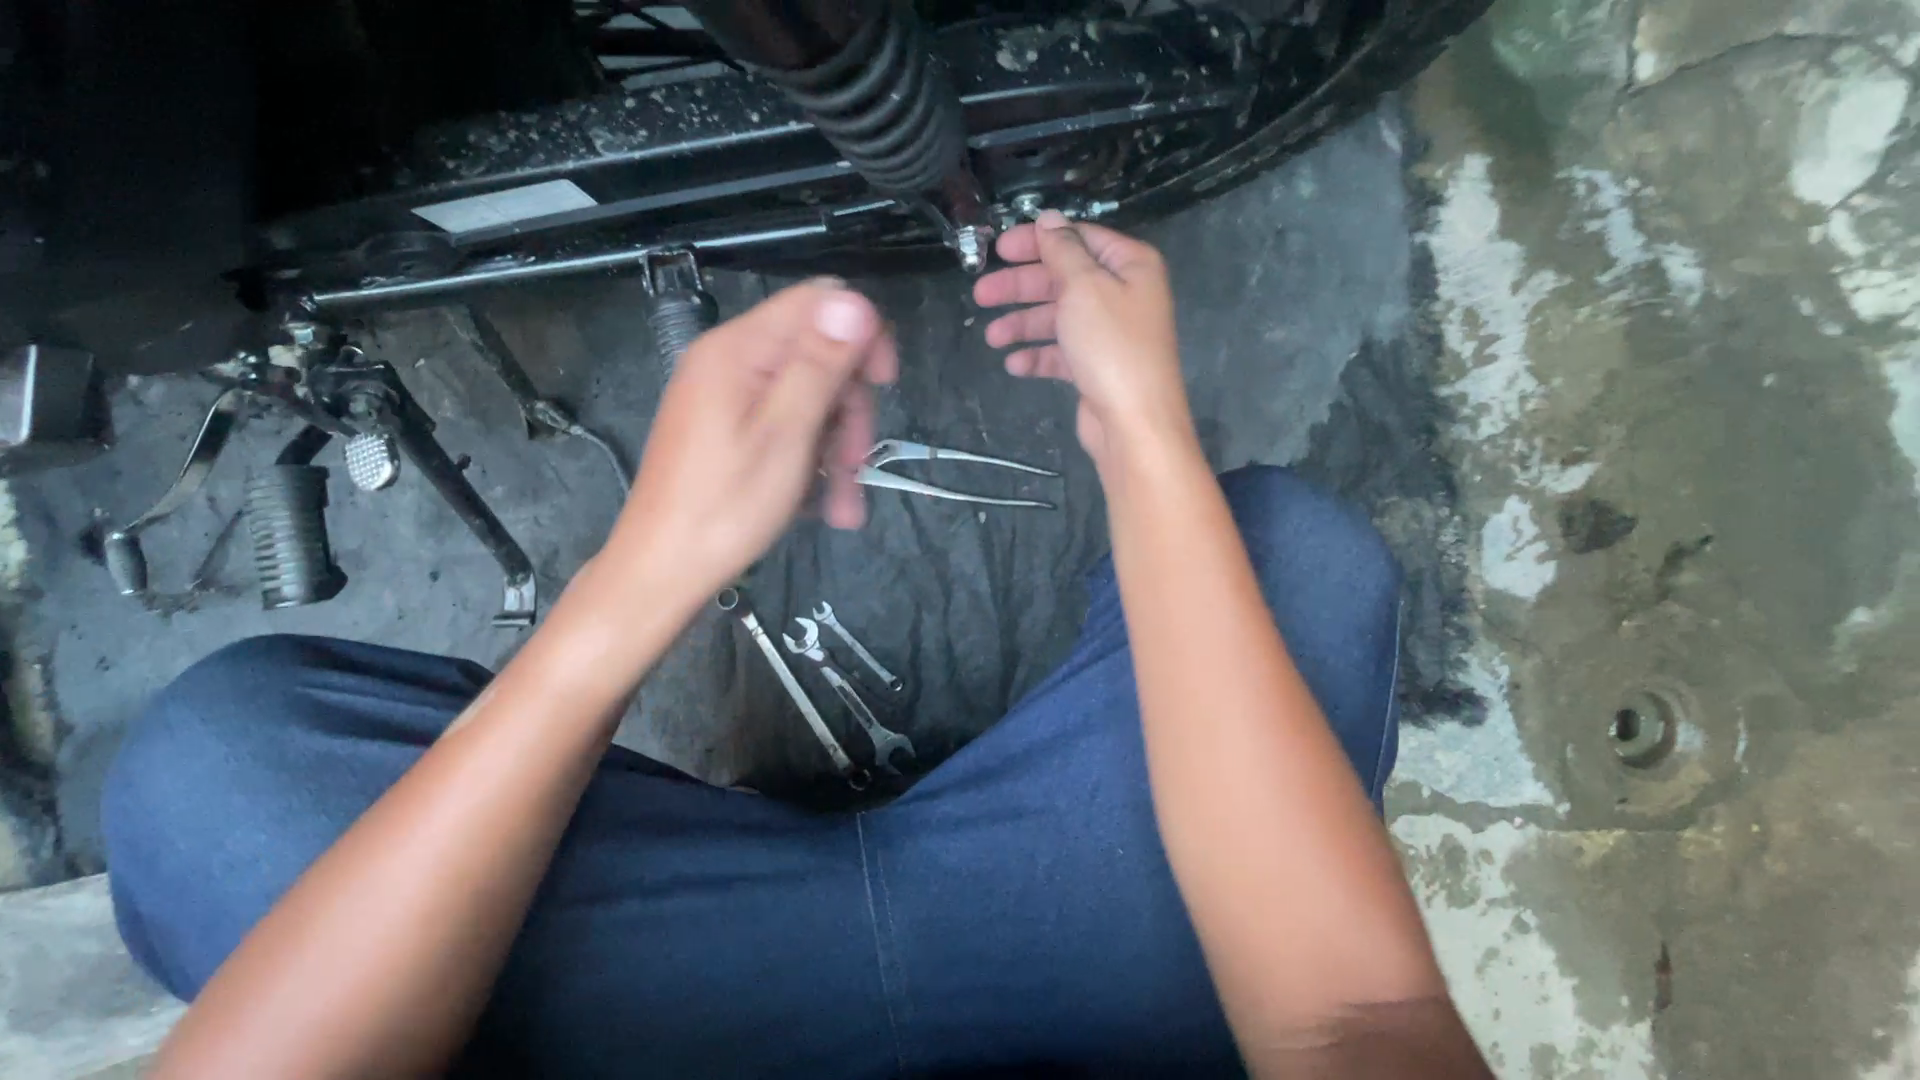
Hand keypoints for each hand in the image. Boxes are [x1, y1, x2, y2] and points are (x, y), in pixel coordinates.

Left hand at [601, 280, 896, 601]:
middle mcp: (731, 362)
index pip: (819, 303)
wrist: (664, 570)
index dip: (861, 334)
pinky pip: (786, 426)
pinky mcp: (728, 429)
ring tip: (843, 504)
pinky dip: (812, 460)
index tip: (883, 385)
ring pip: (809, 399)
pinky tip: (826, 505)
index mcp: (739, 350)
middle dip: (849, 408)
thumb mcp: (785, 434)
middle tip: (857, 463)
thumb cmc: (725, 508)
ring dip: (837, 446)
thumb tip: (854, 300)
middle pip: (818, 356)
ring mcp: (728, 397)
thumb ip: (820, 365)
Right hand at [972, 211, 1193, 465]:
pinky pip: (1061, 352)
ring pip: (1058, 317)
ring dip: (1023, 324)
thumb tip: (1048, 218)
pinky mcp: (1097, 366)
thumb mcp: (1083, 286)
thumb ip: (1062, 250)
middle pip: (1062, 279)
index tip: (999, 249)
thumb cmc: (1111, 346)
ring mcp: (1109, 332)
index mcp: (1130, 265)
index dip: (1038, 241)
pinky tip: (1015, 364)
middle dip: (1021, 287)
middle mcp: (1123, 293)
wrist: (1134, 422)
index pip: (1078, 239)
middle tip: (981, 295)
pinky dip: (1038, 355)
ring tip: (992, 337)